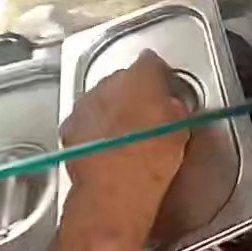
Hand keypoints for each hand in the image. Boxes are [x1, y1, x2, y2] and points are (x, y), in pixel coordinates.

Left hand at [59, 50, 189, 244]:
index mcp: (141, 77)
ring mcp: (86, 104)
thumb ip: (175, 106)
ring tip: (129, 130)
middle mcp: (109, 83)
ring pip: (103, 96)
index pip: (151, 61)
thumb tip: (173, 105)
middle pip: (124, 77)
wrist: (116, 189)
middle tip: (151, 112)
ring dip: (114, 107)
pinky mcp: (70, 126)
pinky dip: (97, 125)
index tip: (166, 85)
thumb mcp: (181, 127)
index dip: (161, 73)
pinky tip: (109, 142)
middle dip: (136, 91)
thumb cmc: (153, 157)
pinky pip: (87, 117)